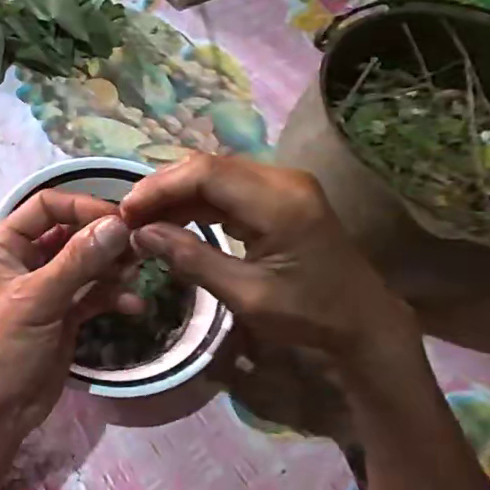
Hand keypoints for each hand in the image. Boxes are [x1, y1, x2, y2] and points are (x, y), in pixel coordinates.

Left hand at [0, 190, 134, 461]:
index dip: (81, 206)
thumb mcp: (37, 300)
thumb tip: (118, 224)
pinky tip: (133, 305)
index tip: (119, 219)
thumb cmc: (3, 349)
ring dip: (113, 265)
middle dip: (104, 237)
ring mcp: (48, 287)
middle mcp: (25, 260)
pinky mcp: (65, 314)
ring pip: (87, 262)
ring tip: (138, 272)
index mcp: (4, 246)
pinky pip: (94, 293)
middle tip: (140, 245)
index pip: (45, 207)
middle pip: (71, 232)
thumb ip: (77, 261)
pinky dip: (113, 295)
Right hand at [118, 155, 412, 360]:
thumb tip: (139, 235)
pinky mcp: (279, 196)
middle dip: (162, 189)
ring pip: (214, 174)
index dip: (159, 189)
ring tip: (142, 220)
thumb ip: (191, 259)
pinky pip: (227, 188)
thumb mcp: (245, 295)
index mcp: (279, 202)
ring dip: (176, 195)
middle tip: (127, 217)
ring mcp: (282, 185)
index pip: (205, 174)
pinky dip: (195, 202)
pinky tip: (171, 221)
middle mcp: (282, 180)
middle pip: (207, 166)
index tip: (126, 213)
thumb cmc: (308, 314)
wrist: (363, 322)